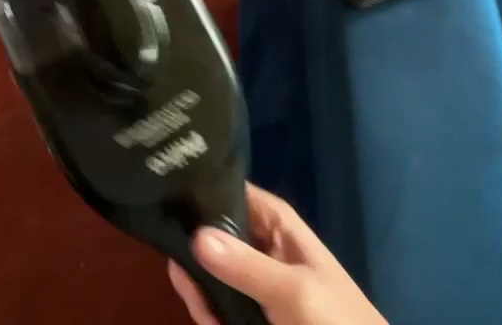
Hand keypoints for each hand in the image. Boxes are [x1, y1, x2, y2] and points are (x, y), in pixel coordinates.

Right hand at [168, 185, 387, 324]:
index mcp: (273, 220)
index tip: (163, 205)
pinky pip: (214, 301)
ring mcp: (250, 276)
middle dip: (191, 258)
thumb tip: (194, 235)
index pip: (226, 189)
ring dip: (199, 293)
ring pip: (205, 271)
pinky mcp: (247, 309)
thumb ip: (245, 266)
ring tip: (207, 316)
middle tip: (183, 279)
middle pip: (207, 233)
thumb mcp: (293, 292)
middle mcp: (257, 241)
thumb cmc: (338, 322)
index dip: (195, 194)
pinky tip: (212, 322)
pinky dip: (208, 313)